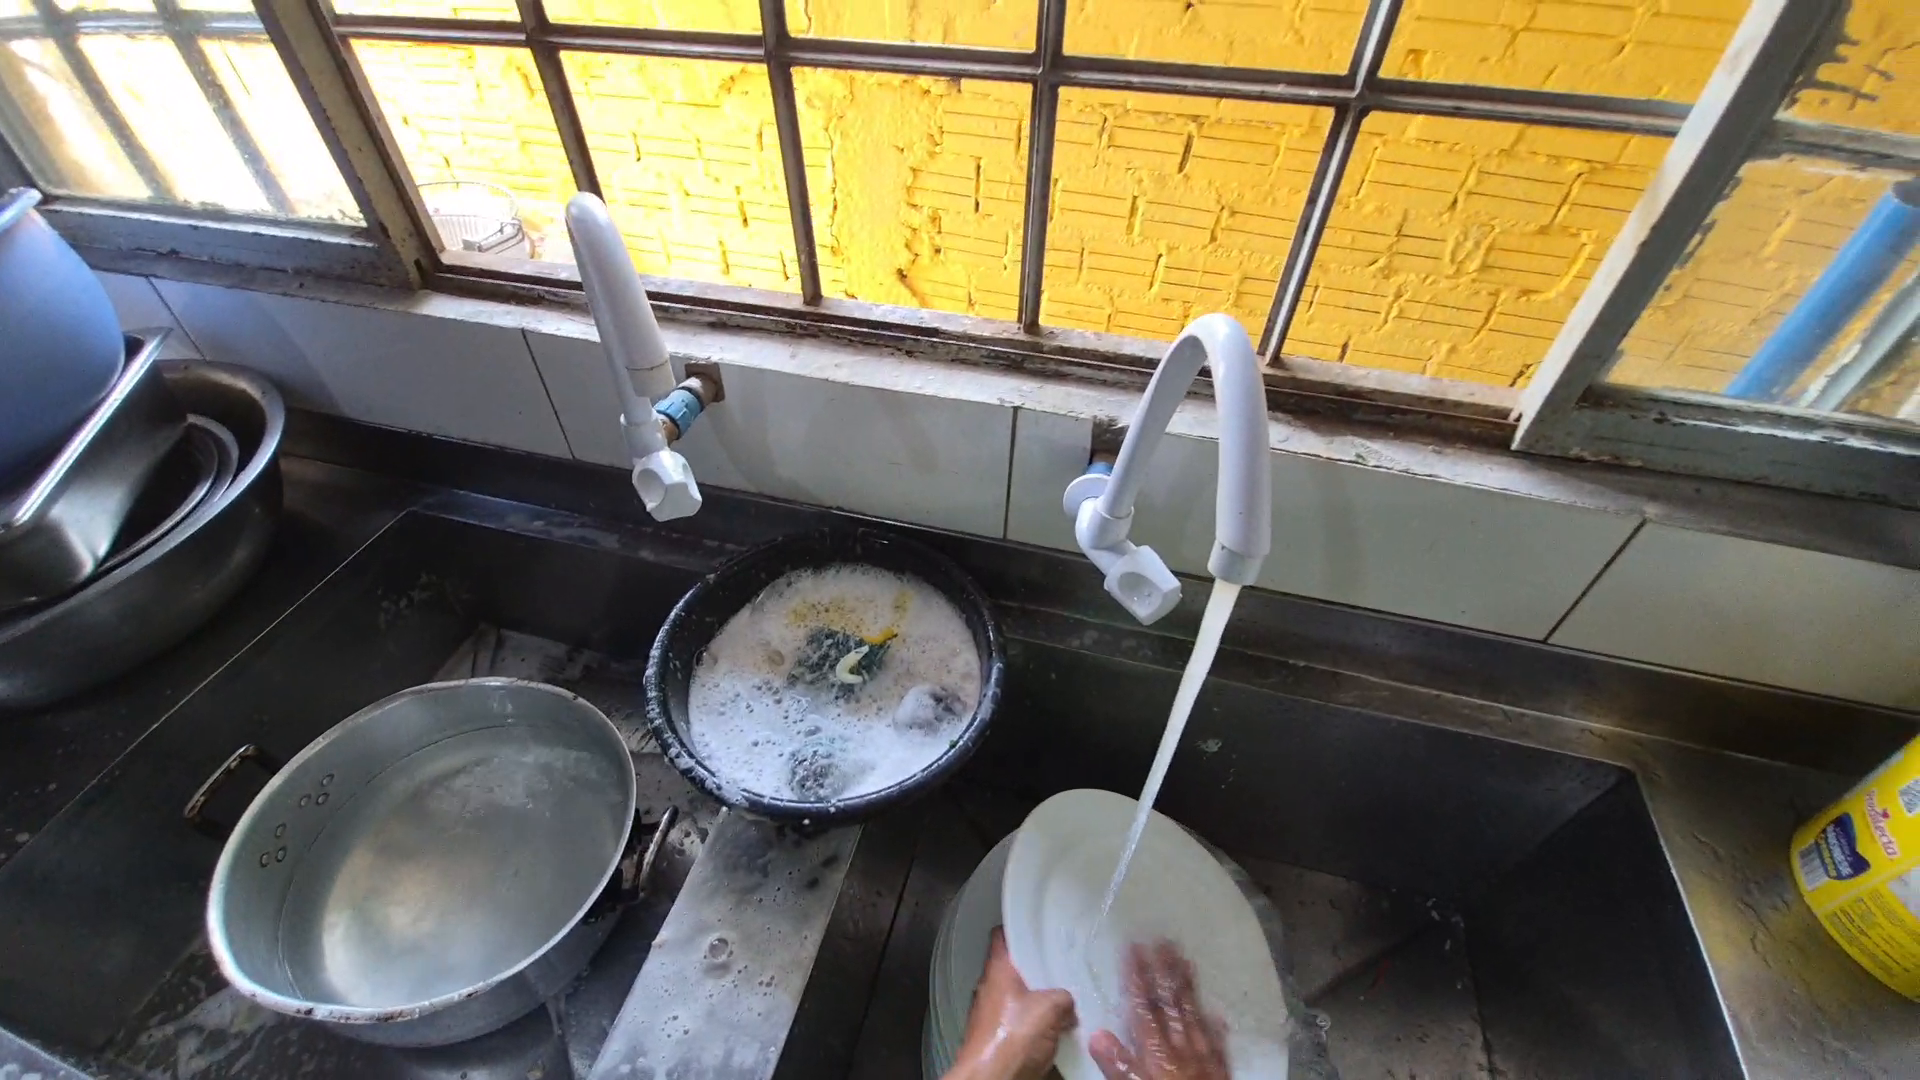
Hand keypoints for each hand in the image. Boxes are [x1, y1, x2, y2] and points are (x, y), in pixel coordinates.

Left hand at [946, 927, 1076, 1079]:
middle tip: (1060, 966)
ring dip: (1036, 998)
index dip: (1018, 928)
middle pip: (1013, 967)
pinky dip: (1032, 1022)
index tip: (1038, 929)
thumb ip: (1064, 998)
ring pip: (1017, 995)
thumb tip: (1069, 1002)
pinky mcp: (995, 1036)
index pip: (1002, 934)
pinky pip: (1017, 1020)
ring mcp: (990, 1012)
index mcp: (997, 968)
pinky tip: (1052, 1028)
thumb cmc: (1013, 1036)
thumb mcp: (1049, 1009)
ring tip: (1062, 998)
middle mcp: (989, 985)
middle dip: (1036, 968)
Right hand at [1089, 941, 1229, 1079]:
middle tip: (1161, 940)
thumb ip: (1118, 1066)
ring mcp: (1205, 1058)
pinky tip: (1217, 1012)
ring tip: (1185, 959)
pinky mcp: (1222, 1073)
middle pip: (1171, 1004)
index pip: (1144, 1007)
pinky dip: (1216, 1025)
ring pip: (1195, 1015)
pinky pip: (1218, 1043)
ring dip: (1188, 986)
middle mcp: (1182, 1048)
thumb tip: (1097, 1033)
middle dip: (1164, 971)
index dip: (1137, 976)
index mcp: (1157, 1052)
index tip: (1133, 947)